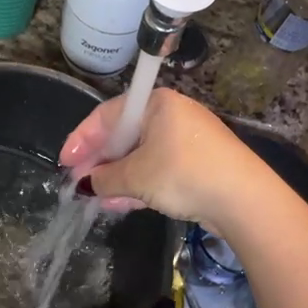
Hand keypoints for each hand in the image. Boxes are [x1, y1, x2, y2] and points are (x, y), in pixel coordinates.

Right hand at [57, 88, 271, 225]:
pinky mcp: (196, 165)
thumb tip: (85, 183)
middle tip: (77, 184)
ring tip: (95, 199)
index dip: (81, 139)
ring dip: (116, 177)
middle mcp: (171, 115)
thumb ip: (104, 178)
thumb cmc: (184, 174)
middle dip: (99, 162)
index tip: (64, 162)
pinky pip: (156, 170)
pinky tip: (119, 203)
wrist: (243, 199)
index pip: (107, 116)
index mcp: (156, 103)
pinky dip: (137, 184)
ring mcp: (185, 141)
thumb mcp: (136, 176)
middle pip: (123, 136)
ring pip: (140, 156)